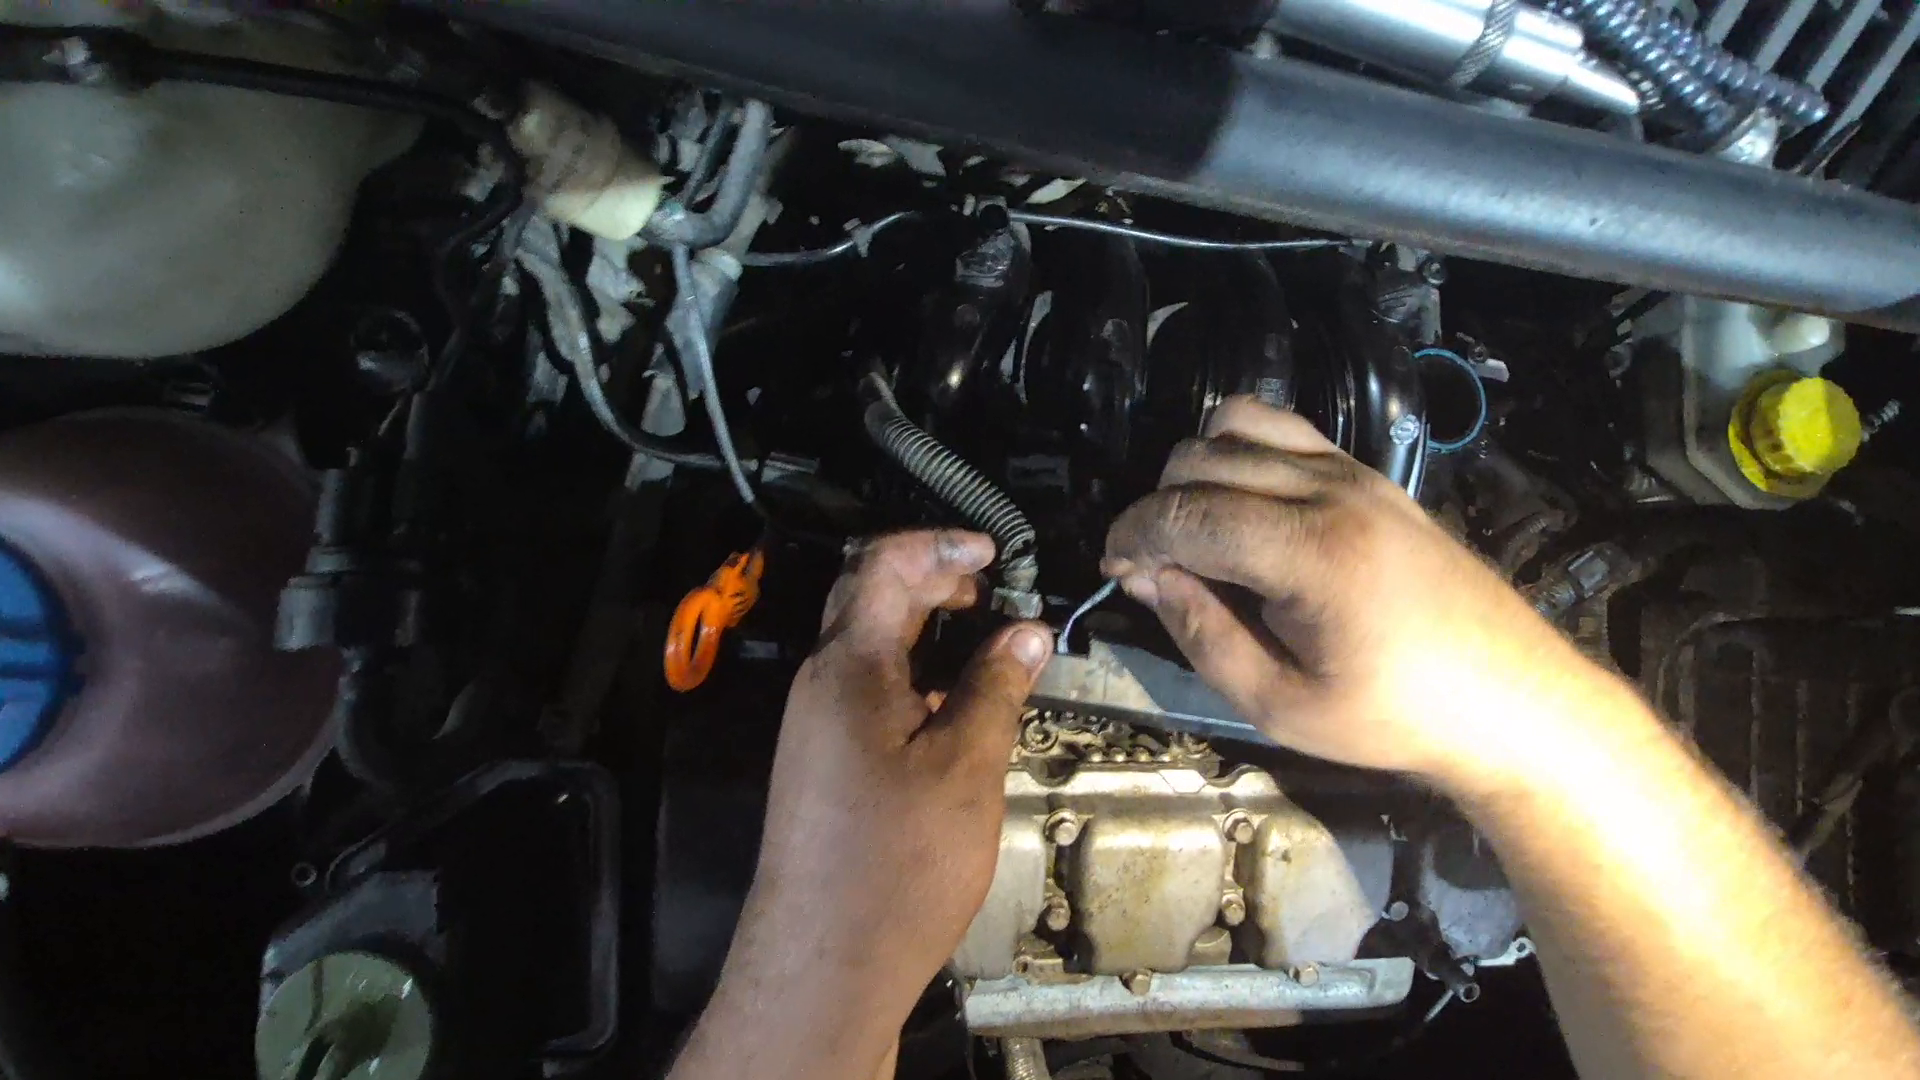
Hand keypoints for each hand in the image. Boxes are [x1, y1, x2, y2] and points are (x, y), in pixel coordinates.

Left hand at [685, 531, 1051, 1079]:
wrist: (823, 962)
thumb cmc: (899, 860)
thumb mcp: (965, 766)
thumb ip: (995, 686)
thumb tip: (1028, 629)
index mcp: (847, 665)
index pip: (883, 566)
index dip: (939, 545)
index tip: (994, 553)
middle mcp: (822, 680)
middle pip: (871, 596)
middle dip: (934, 580)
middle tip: (995, 594)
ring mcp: (818, 719)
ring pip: (871, 643)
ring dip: (926, 627)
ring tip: (987, 639)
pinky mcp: (827, 755)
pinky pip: (869, 686)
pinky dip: (915, 672)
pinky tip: (957, 698)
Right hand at [1102, 397, 1605, 786]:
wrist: (1514, 700)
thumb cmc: (1393, 715)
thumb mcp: (1279, 704)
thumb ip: (1200, 633)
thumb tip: (1145, 574)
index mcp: (1312, 554)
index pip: (1186, 513)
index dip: (1131, 535)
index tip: (1114, 567)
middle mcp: (1331, 490)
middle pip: (1199, 460)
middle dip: (1154, 508)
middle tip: (1152, 565)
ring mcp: (1354, 471)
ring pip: (1234, 425)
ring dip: (1192, 471)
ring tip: (1193, 528)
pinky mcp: (1369, 472)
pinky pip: (1280, 428)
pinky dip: (1236, 450)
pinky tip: (1239, 501)